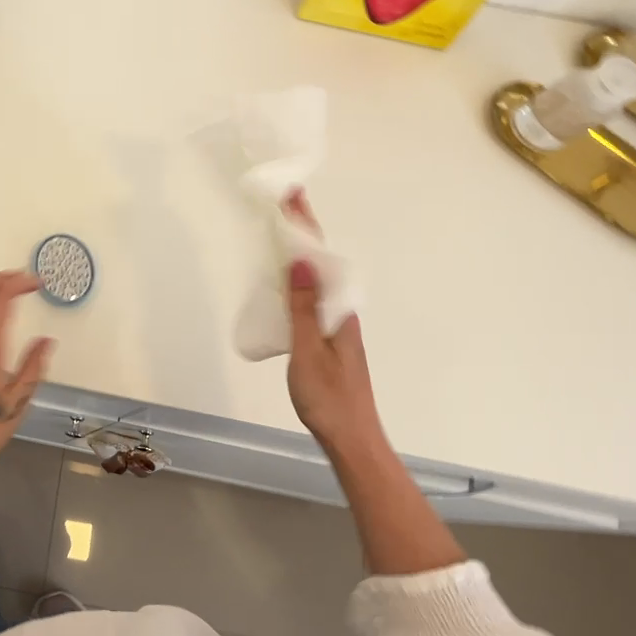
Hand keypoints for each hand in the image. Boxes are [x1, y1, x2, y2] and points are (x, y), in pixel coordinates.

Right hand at [282, 191, 379, 445]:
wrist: (352, 439)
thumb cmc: (329, 399)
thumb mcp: (309, 352)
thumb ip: (304, 308)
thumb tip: (302, 262)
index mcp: (340, 312)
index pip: (322, 259)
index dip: (307, 227)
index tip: (294, 195)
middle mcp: (342, 314)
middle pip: (323, 264)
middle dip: (305, 233)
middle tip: (285, 204)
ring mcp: (337, 328)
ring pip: (319, 281)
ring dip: (302, 255)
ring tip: (282, 233)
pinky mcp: (329, 342)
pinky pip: (313, 298)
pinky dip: (299, 280)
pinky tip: (287, 283)